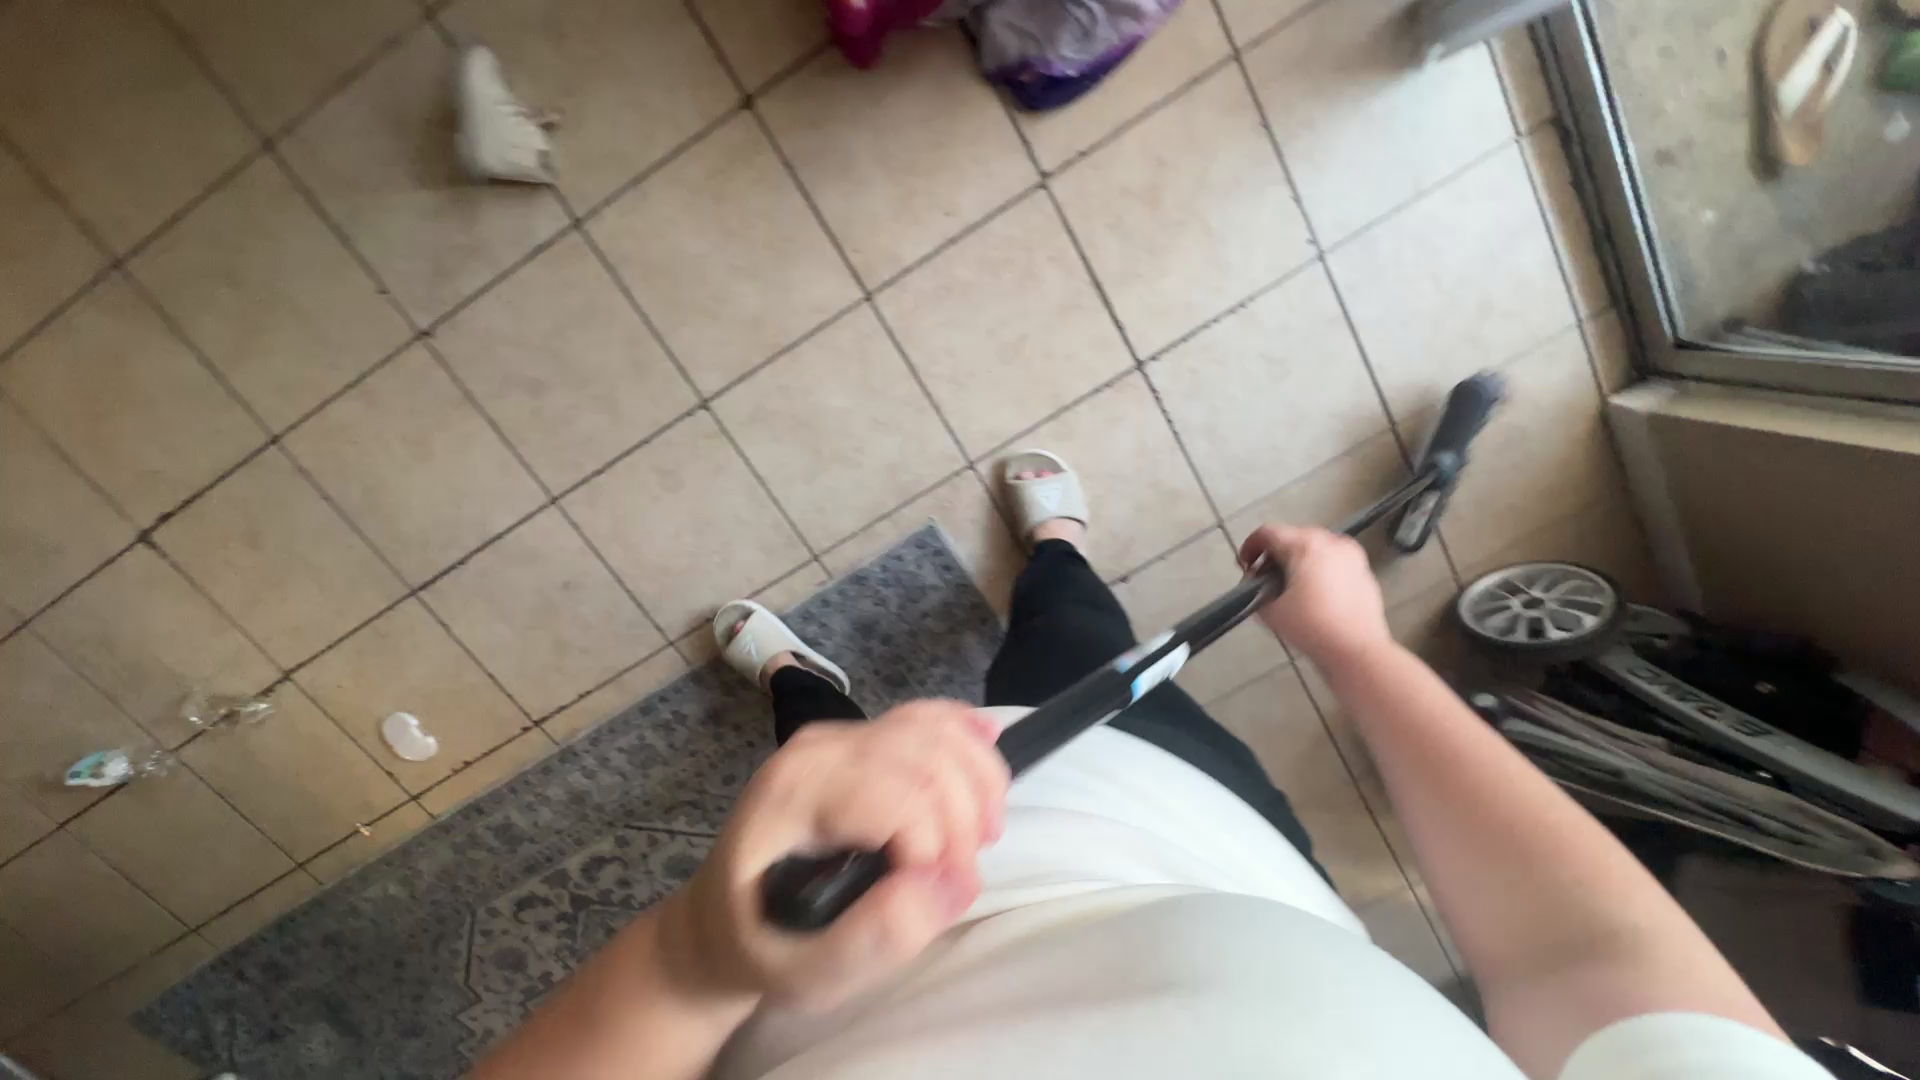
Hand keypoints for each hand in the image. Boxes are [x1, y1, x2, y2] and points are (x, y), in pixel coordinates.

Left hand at [660, 700, 1009, 1011]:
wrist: (725, 915)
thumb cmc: (763, 946)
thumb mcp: (806, 973)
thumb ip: (873, 938)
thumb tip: (945, 881)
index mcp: (795, 796)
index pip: (899, 794)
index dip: (938, 847)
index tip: (940, 898)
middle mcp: (818, 748)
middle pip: (926, 755)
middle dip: (964, 820)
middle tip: (961, 881)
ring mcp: (840, 733)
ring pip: (937, 728)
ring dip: (977, 781)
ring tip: (982, 838)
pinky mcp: (861, 735)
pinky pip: (929, 718)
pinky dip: (968, 742)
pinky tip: (987, 772)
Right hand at [1239, 524, 1391, 668]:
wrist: (1356, 649)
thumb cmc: (1311, 627)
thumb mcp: (1269, 610)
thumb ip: (1255, 589)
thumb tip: (1256, 581)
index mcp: (1305, 546)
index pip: (1268, 532)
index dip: (1250, 546)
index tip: (1245, 564)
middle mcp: (1330, 541)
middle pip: (1293, 536)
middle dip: (1275, 553)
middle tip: (1265, 576)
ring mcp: (1351, 554)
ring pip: (1315, 546)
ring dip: (1297, 559)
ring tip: (1290, 584)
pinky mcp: (1364, 569)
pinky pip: (1333, 559)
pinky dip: (1319, 567)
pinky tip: (1314, 592)